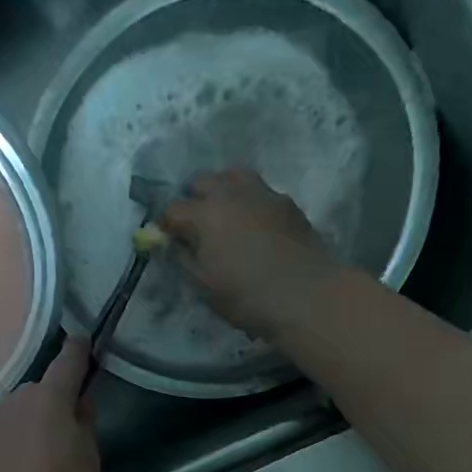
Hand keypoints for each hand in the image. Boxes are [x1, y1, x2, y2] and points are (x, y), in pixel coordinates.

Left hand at [0, 337, 100, 471]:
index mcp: (50, 397)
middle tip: (61, 435)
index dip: (77, 349)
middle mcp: (15, 399)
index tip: (82, 342)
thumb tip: (77, 403)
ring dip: (25, 425)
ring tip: (32, 463)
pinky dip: (5, 443)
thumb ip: (84, 423)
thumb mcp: (87, 460)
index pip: (68, 360)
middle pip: (39, 391)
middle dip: (50, 403)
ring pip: (15, 413)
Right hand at [158, 169, 341, 335]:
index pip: (173, 210)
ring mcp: (262, 194)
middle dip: (192, 199)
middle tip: (194, 225)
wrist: (306, 295)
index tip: (165, 239)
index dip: (164, 225)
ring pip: (233, 175)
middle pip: (202, 181)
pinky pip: (259, 190)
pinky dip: (248, 200)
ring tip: (223, 213)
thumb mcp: (203, 284)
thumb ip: (184, 258)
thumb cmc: (246, 296)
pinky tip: (252, 223)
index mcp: (205, 215)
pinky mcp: (286, 202)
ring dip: (222, 189)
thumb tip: (175, 243)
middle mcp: (231, 194)